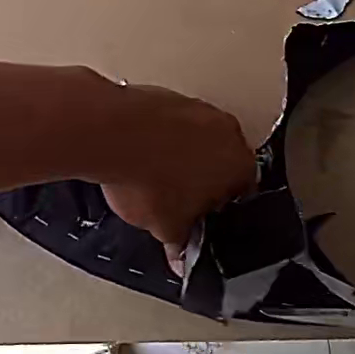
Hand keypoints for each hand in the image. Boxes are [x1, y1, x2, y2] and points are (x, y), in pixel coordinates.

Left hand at [98, 83, 254, 266]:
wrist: (111, 134)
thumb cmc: (149, 179)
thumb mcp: (167, 226)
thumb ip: (180, 244)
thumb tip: (180, 258)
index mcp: (240, 164)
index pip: (243, 192)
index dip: (221, 208)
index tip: (202, 215)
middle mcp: (226, 130)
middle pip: (220, 161)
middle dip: (201, 179)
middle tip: (176, 199)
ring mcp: (197, 107)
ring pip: (195, 139)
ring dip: (179, 155)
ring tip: (152, 176)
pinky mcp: (167, 95)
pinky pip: (170, 123)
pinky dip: (158, 137)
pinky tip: (138, 155)